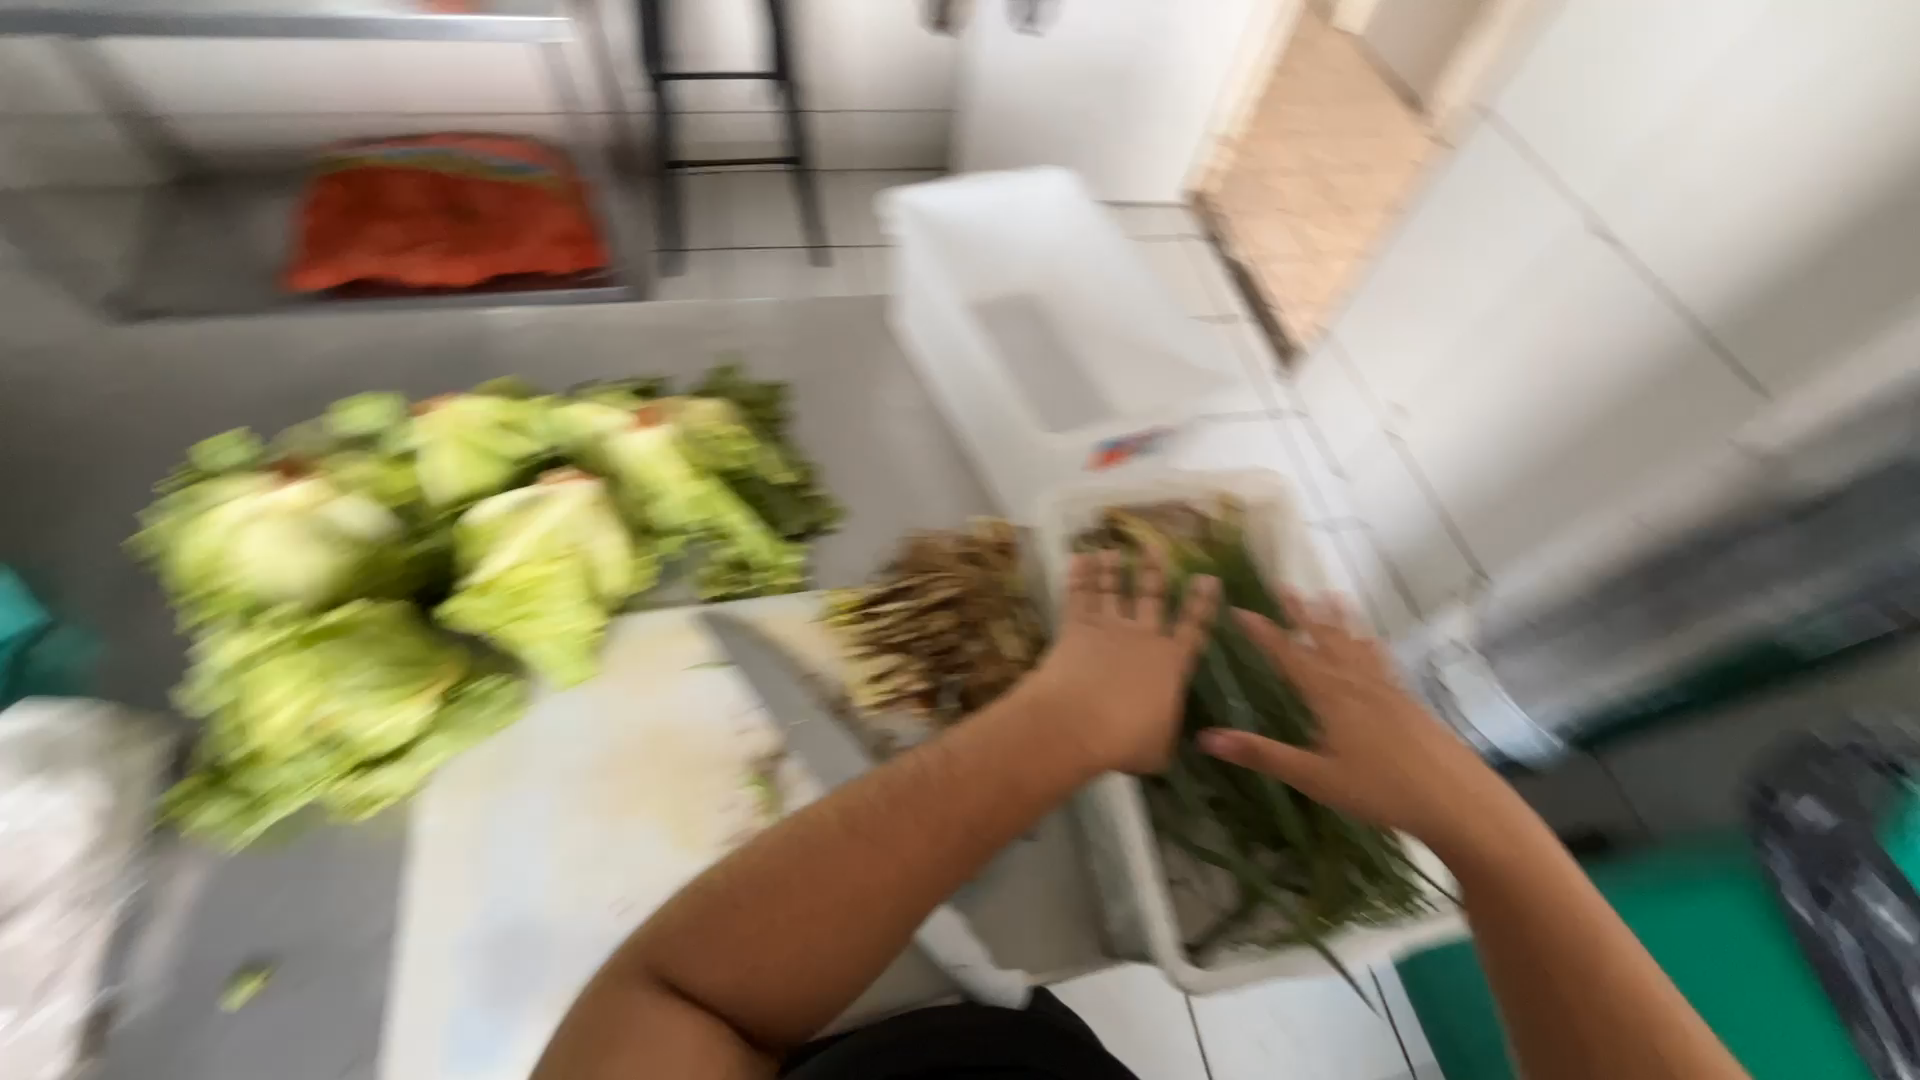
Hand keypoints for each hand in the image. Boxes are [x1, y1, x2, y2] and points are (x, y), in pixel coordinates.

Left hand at [1026, 552, 1219, 774]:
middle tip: (1155, 547)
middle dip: (1155, 571)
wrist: (1078, 722)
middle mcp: (1143, 637)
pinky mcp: (1076, 627)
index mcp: (1171, 664)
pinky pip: (1079, 595)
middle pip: (1152, 596)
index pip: (1194, 628)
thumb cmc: (1125, 741)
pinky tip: (1078, 558)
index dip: (1202, 603)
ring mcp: (1109, 627)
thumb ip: (1165, 735)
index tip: (1208, 578)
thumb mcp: (1159, 749)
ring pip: (1113, 589)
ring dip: (1112, 569)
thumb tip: (1168, 737)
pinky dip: (1080, 575)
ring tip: (1111, 551)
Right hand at [1197, 594, 1525, 855]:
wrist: (1462, 804)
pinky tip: (1372, 642)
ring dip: (1338, 619)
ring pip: (1355, 645)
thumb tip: (1206, 738)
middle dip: (1302, 613)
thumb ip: (1261, 754)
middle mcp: (1356, 684)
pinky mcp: (1408, 702)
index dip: (1263, 632)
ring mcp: (1386, 690)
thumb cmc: (1382, 792)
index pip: (1288, 655)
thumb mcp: (1314, 777)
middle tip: (1285, 586)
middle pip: (1324, 640)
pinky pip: (1381, 662)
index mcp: (1330, 697)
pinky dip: (1369, 645)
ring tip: (1331, 595)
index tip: (1240, 608)